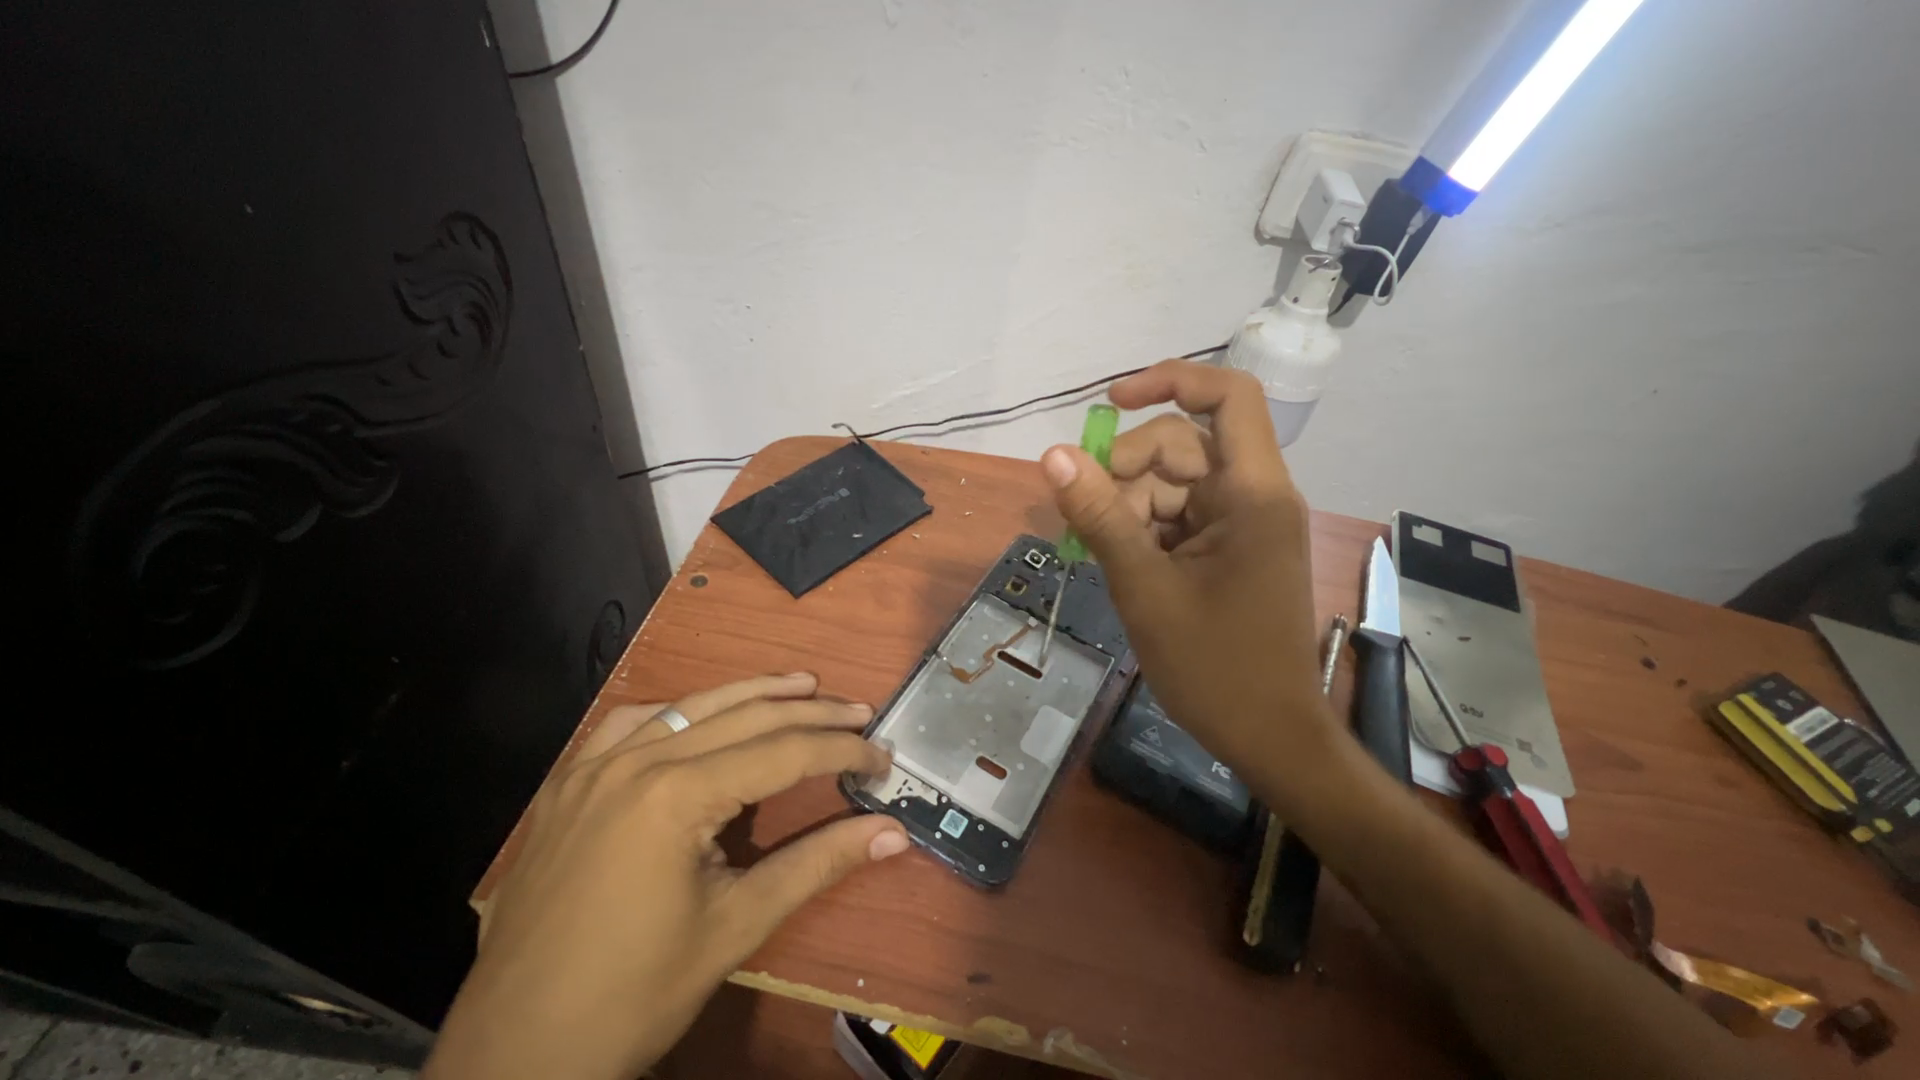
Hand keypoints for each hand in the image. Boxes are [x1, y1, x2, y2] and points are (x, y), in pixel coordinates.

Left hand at [425, 674, 909, 1079]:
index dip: (840, 751)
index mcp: (676, 795)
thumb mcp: (737, 925)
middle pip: (740, 719)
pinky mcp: (565, 787)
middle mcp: (633, 763)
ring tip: (801, 684)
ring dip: (749, 695)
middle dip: (808, 713)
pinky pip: (627, 726)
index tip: (884, 758)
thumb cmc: (637, 992)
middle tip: (858, 712)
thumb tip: (894, 831)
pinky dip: (675, 712)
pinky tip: (696, 716)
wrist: (519, 1048)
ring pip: (686, 710)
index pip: (781, 753)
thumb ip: (817, 864)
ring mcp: (591, 769)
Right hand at [1040, 360, 1340, 797]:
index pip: (1228, 396)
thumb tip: (1052, 455)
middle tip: (1089, 519)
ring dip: (1131, 507)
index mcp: (1252, 493)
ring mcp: (1245, 526)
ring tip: (1106, 556)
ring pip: (1176, 484)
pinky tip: (1122, 565)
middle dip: (1129, 470)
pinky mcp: (1232, 552)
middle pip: (1184, 444)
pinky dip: (1146, 531)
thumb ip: (1099, 517)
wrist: (1269, 736)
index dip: (1170, 380)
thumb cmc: (1214, 666)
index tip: (1110, 402)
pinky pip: (1181, 517)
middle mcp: (1255, 496)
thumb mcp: (1144, 588)